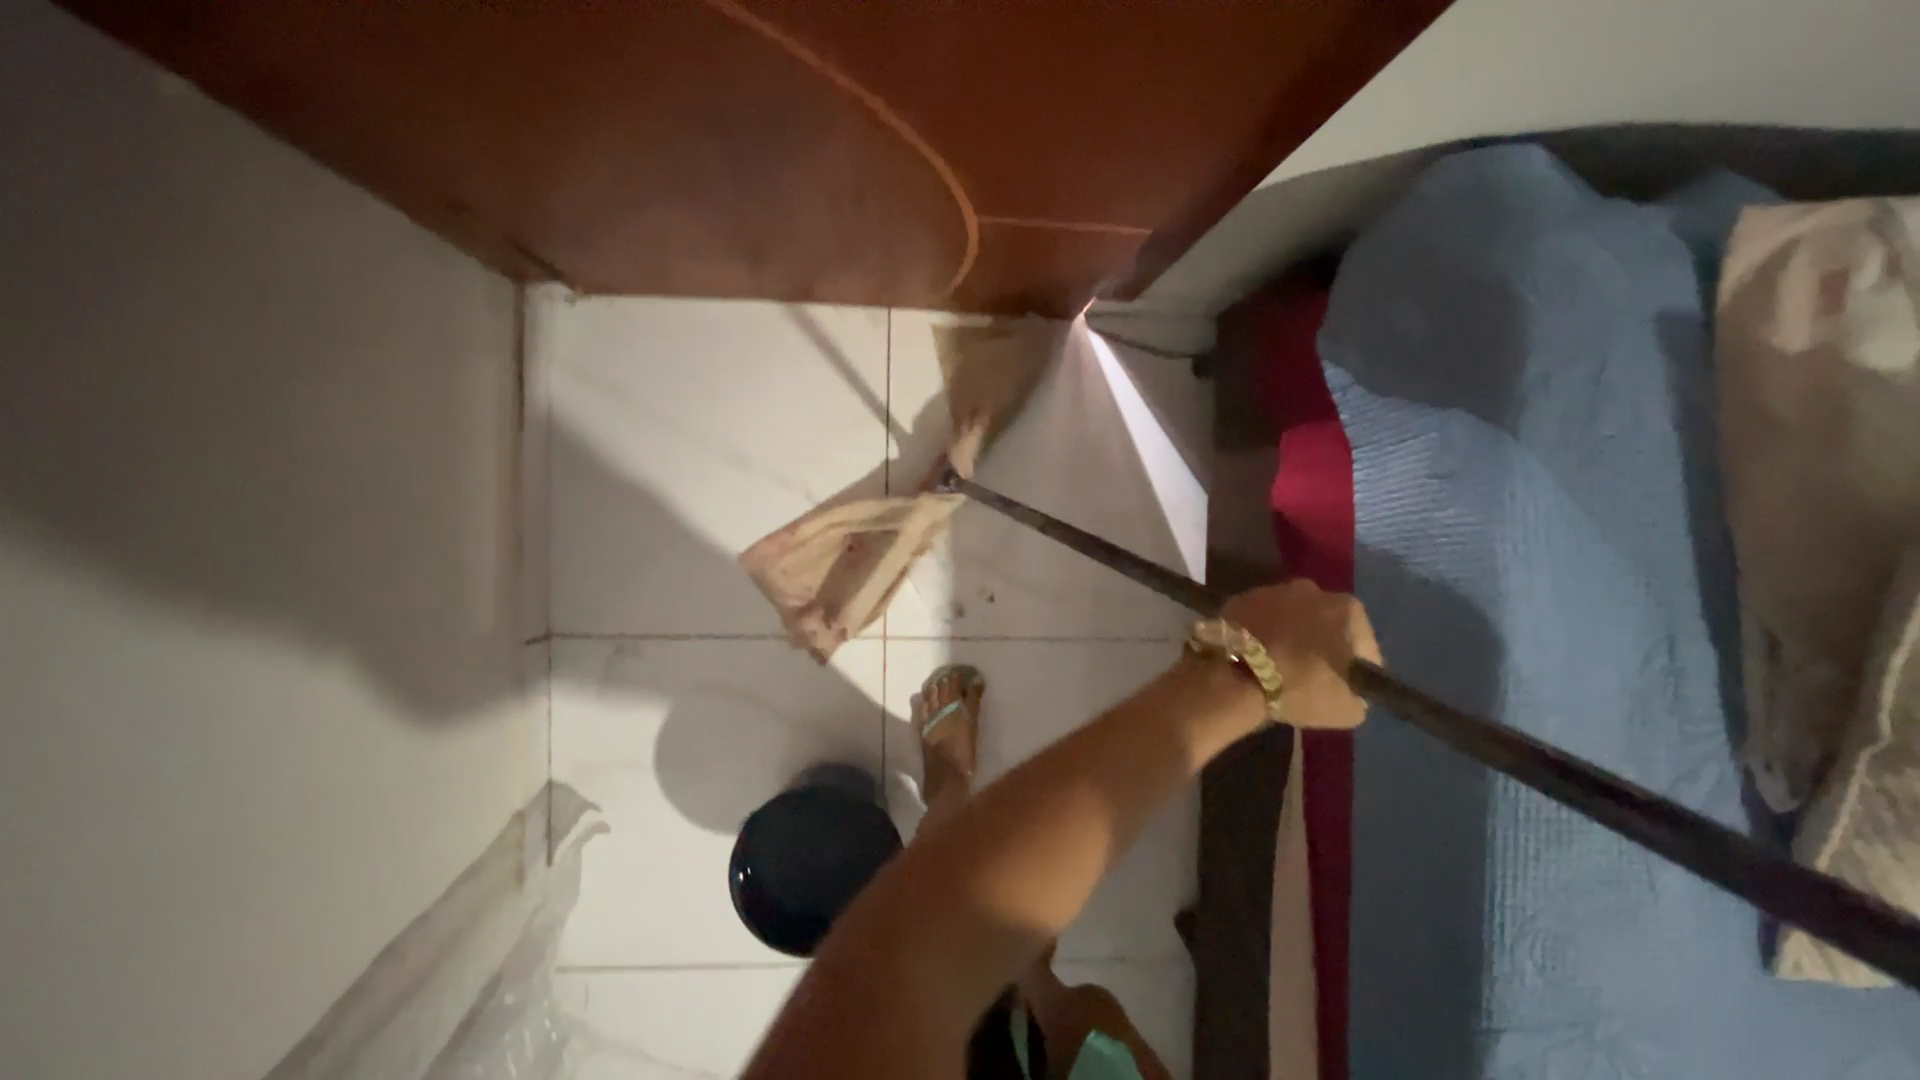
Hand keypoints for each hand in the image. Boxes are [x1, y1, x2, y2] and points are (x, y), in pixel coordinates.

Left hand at [1222, 580, 1379, 729]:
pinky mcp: (1240, 599)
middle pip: (1326, 626)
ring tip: (1280, 666)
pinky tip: (1256, 657)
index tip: (1345, 690)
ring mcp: (1272, 590)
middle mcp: (1312, 589)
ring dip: (1291, 637)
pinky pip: (1260, 620)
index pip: (1364, 647)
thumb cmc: (1300, 688)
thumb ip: (1359, 696)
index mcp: (1348, 609)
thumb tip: (1352, 693)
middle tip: (1311, 677)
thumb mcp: (1347, 710)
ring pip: (1292, 619)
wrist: (1234, 677)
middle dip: (1323, 647)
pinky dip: (1261, 633)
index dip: (1358, 672)